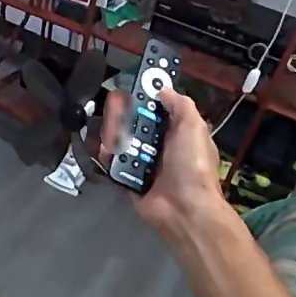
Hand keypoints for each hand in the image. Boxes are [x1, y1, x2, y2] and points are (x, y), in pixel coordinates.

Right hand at [99, 86, 231, 235]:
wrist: (184, 209)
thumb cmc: (192, 165)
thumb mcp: (193, 127)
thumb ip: (180, 105)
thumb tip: (163, 89)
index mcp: (181, 136)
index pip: (163, 113)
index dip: (149, 100)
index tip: (133, 88)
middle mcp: (164, 150)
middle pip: (141, 128)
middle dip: (126, 118)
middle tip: (111, 108)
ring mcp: (147, 168)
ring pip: (126, 146)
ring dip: (114, 137)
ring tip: (103, 127)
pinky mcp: (133, 183)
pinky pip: (117, 167)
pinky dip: (109, 159)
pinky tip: (102, 149)